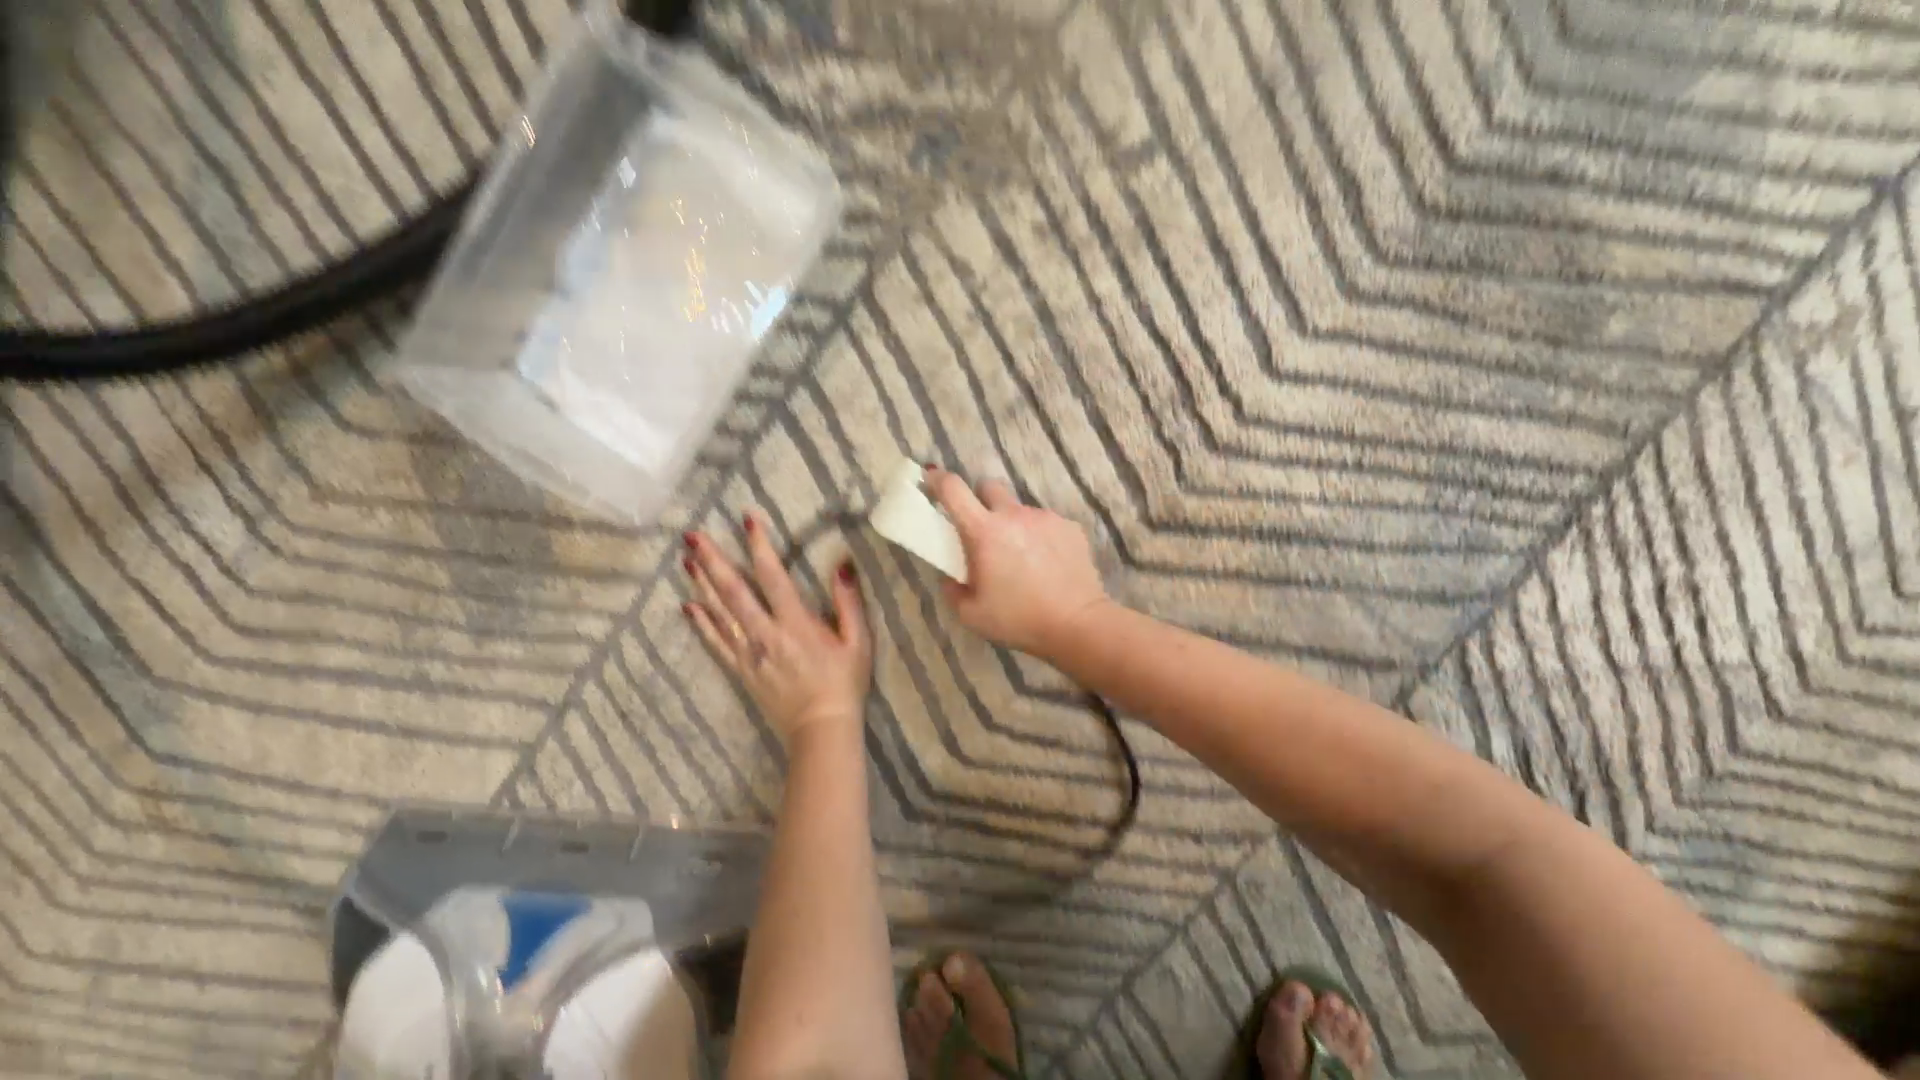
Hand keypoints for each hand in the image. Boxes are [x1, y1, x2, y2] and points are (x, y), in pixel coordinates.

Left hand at [682, 513, 871, 752]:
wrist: (821, 728)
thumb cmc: (844, 683)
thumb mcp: (858, 641)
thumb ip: (848, 601)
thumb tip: (842, 564)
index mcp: (796, 623)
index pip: (772, 576)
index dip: (758, 546)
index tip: (747, 519)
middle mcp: (766, 634)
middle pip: (733, 591)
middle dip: (713, 561)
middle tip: (694, 536)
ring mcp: (749, 653)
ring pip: (719, 613)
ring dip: (702, 584)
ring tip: (687, 559)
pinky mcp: (742, 671)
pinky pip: (716, 643)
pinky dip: (701, 624)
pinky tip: (688, 606)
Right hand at [924, 466, 1111, 657]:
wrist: (1077, 623)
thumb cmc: (1019, 619)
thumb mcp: (972, 615)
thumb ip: (953, 590)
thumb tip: (951, 577)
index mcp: (984, 532)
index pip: (954, 489)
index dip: (938, 480)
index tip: (931, 480)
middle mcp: (1014, 515)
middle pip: (989, 487)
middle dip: (981, 501)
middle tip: (982, 530)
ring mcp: (1045, 518)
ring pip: (1020, 509)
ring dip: (1014, 525)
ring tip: (1023, 559)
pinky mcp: (1070, 526)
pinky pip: (1046, 524)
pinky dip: (1041, 537)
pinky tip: (1048, 565)